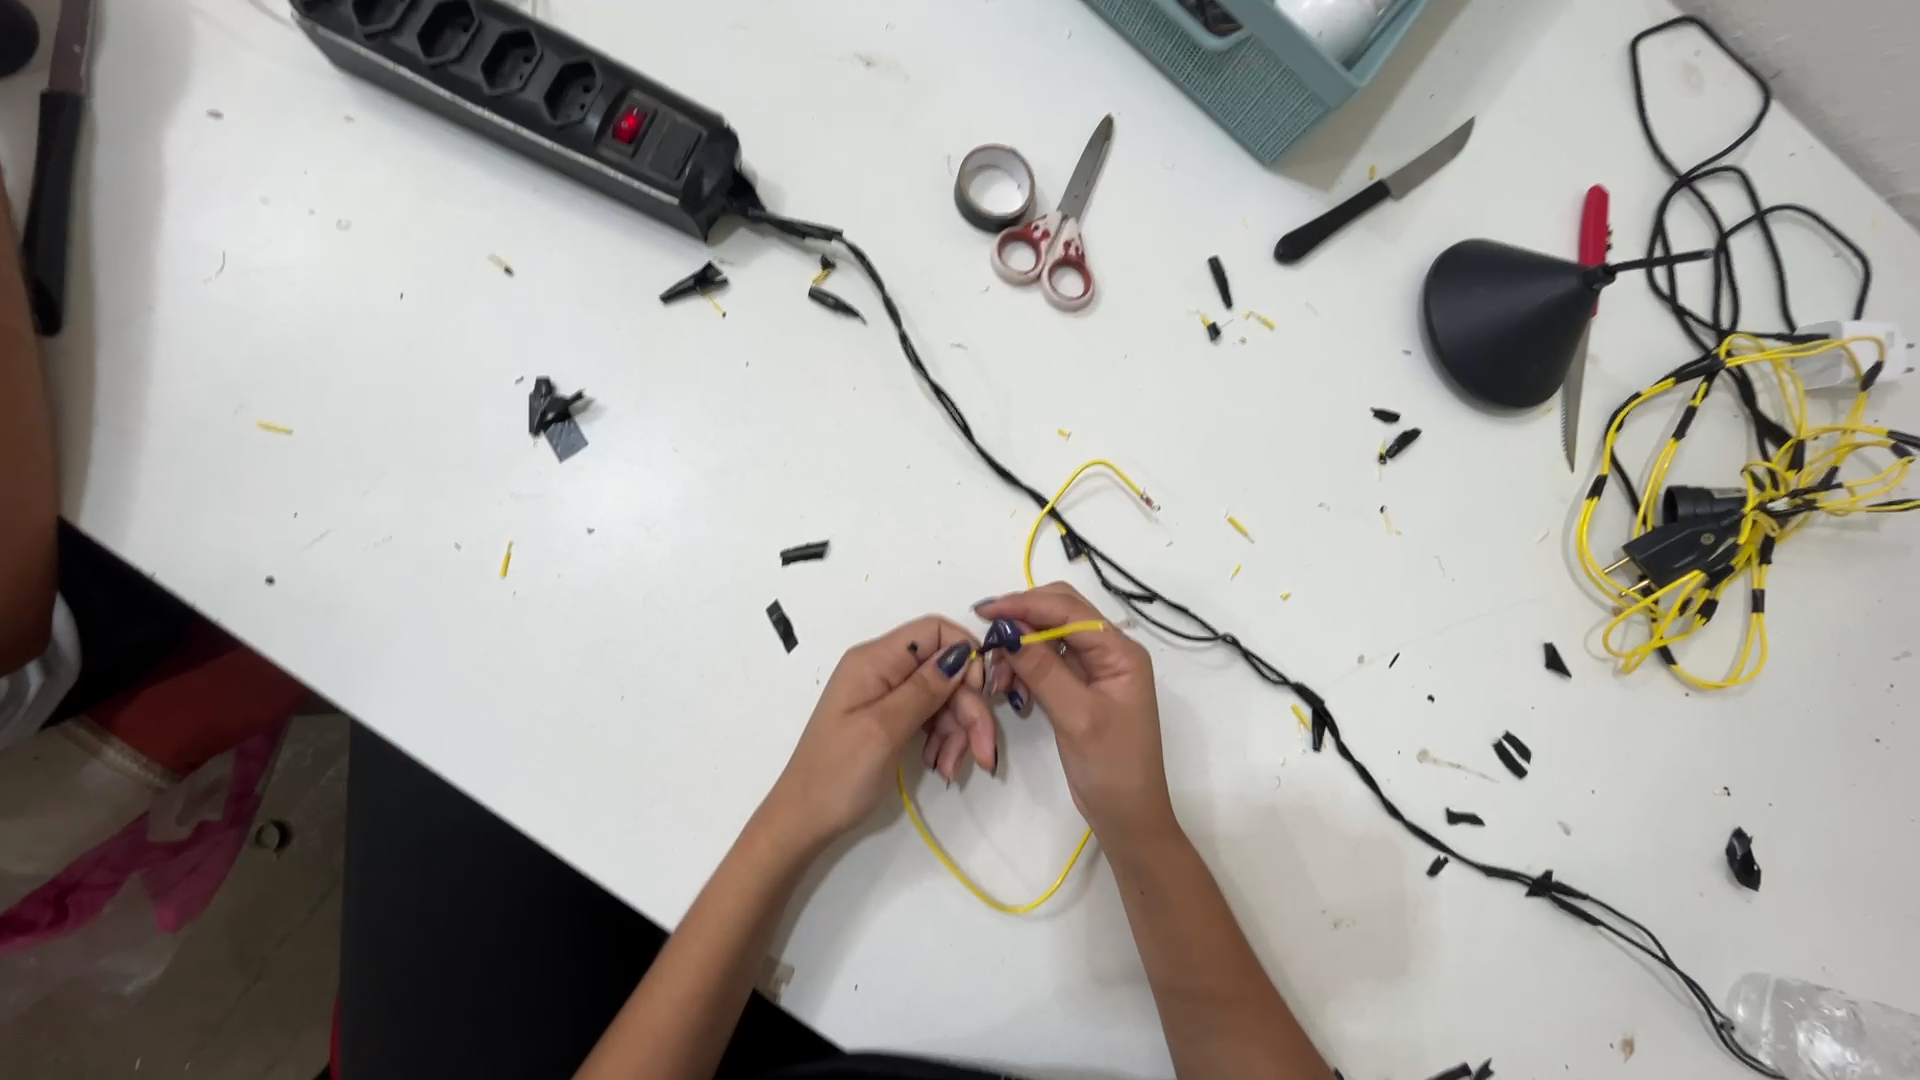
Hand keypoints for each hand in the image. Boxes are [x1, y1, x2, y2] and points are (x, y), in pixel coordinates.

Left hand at [763, 615, 996, 850]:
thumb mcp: (884, 729)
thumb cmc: (838, 774)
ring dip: (959, 731)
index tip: (979, 694)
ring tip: (952, 769)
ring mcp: (887, 695)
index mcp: (875, 659)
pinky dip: (944, 740)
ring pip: (944, 696)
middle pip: (945, 670)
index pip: (934, 630)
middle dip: (969, 709)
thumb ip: (924, 688)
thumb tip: (962, 653)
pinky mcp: (892, 718)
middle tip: (982, 752)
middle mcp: (882, 669)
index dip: (964, 655)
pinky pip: (932, 717)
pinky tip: (941, 766)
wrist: (804, 820)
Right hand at [977, 584, 1175, 847]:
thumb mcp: (1077, 716)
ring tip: (997, 679)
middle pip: (1059, 613)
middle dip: (1021, 620)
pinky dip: (1024, 667)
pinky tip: (1010, 688)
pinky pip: (1046, 661)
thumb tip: (1007, 629)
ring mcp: (1093, 668)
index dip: (1025, 604)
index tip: (984, 612)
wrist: (1127, 816)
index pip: (1068, 610)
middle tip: (986, 637)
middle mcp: (1109, 651)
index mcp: (1120, 651)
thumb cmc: (1112, 766)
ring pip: (1048, 636)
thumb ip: (1043, 669)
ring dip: (1019, 647)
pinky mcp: (1078, 686)